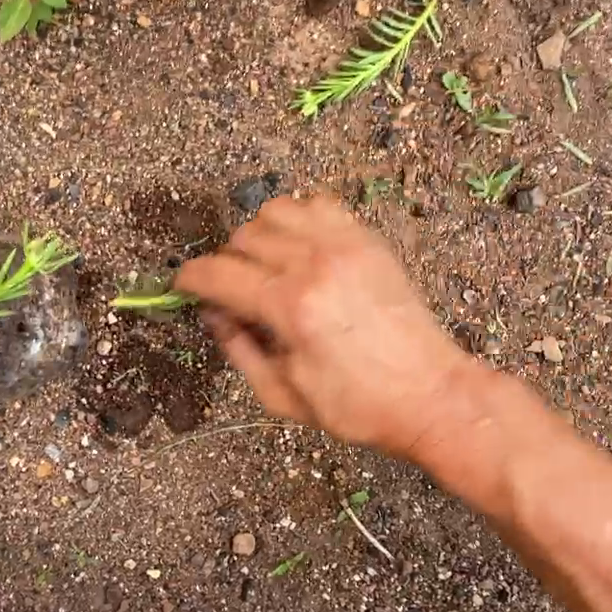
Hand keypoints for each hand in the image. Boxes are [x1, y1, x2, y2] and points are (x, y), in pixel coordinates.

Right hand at [175, 196, 481, 460]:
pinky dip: (298, 219)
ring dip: (258, 236)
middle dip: (226, 264)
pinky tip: (300, 249)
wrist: (430, 394)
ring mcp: (346, 246)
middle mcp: (315, 264)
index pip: (218, 273)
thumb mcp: (281, 397)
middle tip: (233, 294)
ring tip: (265, 268)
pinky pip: (318, 205)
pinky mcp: (368, 241)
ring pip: (275, 211)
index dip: (190, 278)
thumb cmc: (356, 407)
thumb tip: (212, 314)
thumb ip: (238, 350)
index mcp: (291, 307)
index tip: (181, 285)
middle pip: (243, 238)